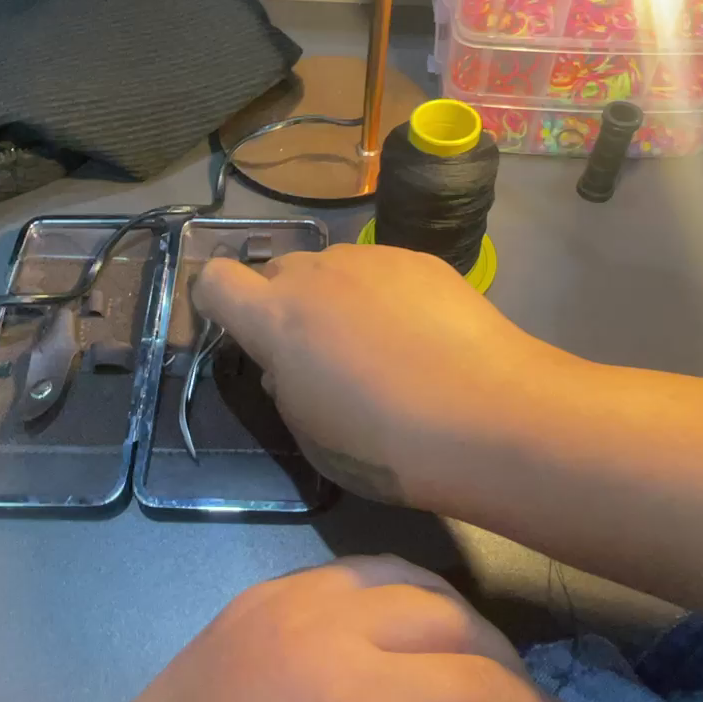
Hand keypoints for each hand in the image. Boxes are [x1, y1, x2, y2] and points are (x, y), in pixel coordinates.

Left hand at [68, 556, 604, 701]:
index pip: (480, 690)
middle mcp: (319, 626)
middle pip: (450, 618)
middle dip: (503, 669)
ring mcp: (280, 599)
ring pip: (403, 576)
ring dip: (452, 621)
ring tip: (471, 675)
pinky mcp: (255, 597)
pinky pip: (350, 574)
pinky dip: (396, 600)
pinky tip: (400, 645)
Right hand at [192, 244, 559, 504]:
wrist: (487, 416)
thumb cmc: (385, 443)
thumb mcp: (310, 431)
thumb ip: (284, 384)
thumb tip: (288, 363)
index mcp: (276, 318)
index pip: (215, 280)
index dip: (218, 302)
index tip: (242, 331)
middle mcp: (315, 273)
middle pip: (278, 273)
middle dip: (286, 307)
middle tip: (322, 355)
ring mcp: (369, 259)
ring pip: (331, 270)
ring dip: (336, 299)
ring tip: (383, 347)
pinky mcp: (418, 258)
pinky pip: (379, 271)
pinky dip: (383, 295)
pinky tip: (422, 336)